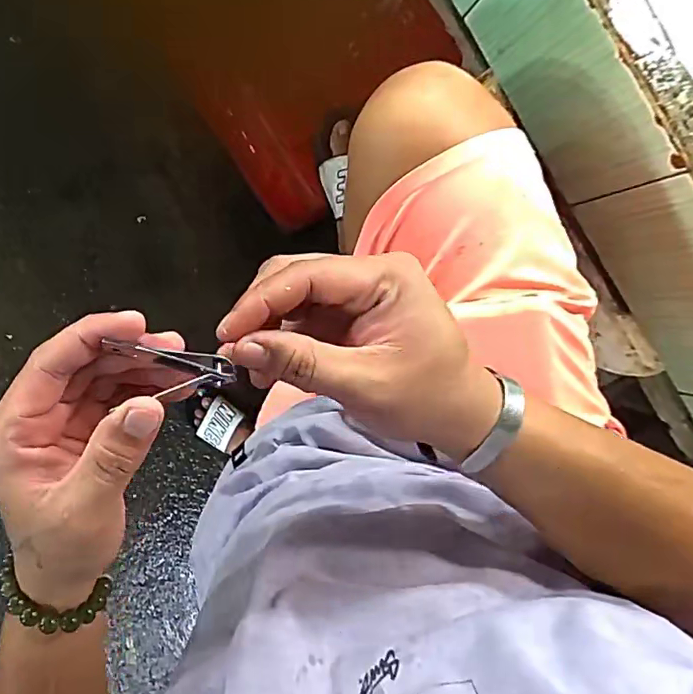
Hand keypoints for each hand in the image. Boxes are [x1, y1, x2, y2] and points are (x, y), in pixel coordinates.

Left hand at [0, 312, 186, 607]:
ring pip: (98, 376)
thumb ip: (113, 455)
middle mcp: (34, 415)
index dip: (91, 336)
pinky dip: (140, 389)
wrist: (61, 582)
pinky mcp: (83, 430)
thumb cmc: (59, 550)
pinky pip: (111, 398)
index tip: (135, 324)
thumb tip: (147, 405)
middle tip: (172, 346)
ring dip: (137, 366)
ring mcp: (59, 420)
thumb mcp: (83, 507)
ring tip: (180, 364)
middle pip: (79, 364)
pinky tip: (169, 385)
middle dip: (124, 350)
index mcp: (15, 426)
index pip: (50, 364)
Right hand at [215, 252, 501, 457]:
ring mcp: (352, 293)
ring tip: (249, 363)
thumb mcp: (363, 384)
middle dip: (257, 311)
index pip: (304, 275)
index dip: (259, 302)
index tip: (228, 333)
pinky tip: (265, 365)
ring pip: (287, 295)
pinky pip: (295, 317)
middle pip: (290, 276)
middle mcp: (366, 274)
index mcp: (383, 277)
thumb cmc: (428, 399)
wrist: (464, 419)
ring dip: (262, 327)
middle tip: (234, 347)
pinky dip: (275, 340)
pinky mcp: (342, 314)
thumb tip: (241, 348)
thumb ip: (300, 362)